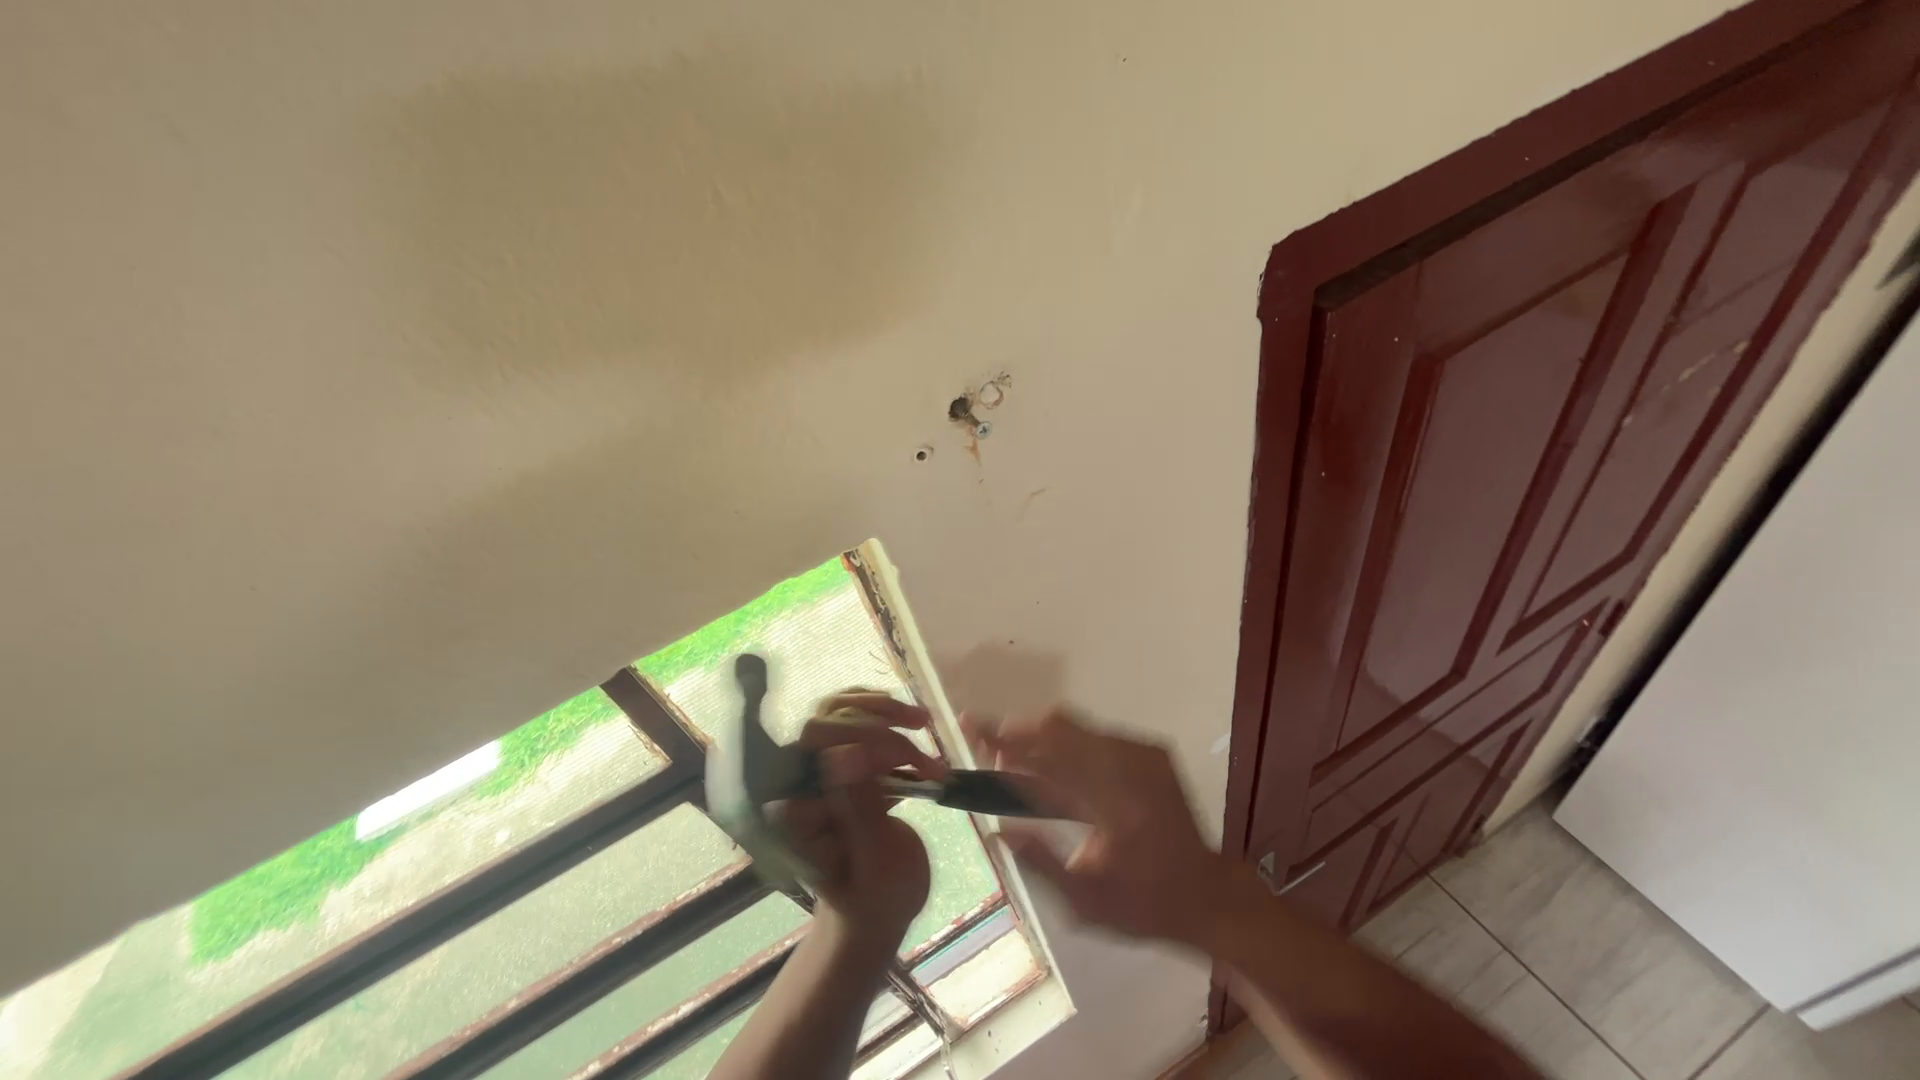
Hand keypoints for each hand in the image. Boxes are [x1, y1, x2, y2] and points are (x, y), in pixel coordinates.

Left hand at [773, 695, 949, 948]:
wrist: (878, 905)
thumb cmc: (878, 898)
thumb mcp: (877, 865)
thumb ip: (858, 811)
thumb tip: (843, 756)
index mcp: (790, 814)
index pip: (811, 753)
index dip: (858, 742)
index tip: (909, 760)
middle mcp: (791, 783)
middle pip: (824, 725)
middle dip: (882, 733)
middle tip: (929, 763)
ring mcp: (811, 766)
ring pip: (836, 710)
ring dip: (884, 712)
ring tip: (923, 724)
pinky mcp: (833, 756)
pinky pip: (848, 713)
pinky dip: (880, 710)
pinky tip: (908, 719)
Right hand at [965, 706, 1232, 944]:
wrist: (1207, 893)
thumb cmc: (1142, 905)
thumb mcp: (1085, 902)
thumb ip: (1039, 863)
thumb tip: (996, 830)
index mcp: (1114, 805)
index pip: (1044, 761)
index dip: (1003, 740)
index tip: (970, 725)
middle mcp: (1130, 769)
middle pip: (1059, 729)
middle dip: (1016, 732)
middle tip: (985, 744)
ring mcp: (1145, 755)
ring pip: (1076, 727)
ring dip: (1038, 739)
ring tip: (1009, 758)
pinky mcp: (1152, 753)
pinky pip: (1096, 735)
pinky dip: (1065, 744)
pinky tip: (1047, 764)